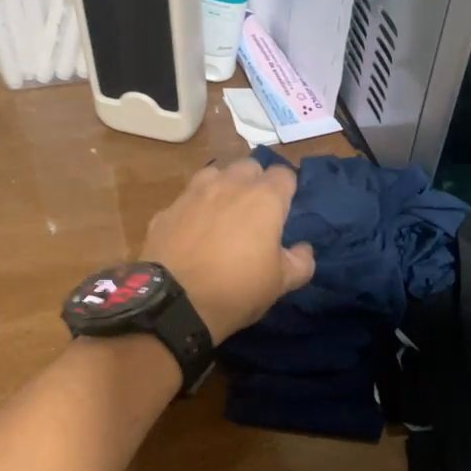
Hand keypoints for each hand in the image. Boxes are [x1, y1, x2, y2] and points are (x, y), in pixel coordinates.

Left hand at [139, 159, 314, 343]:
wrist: (174, 303)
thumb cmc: (237, 289)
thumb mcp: (281, 283)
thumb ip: (301, 261)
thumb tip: (303, 249)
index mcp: (264, 199)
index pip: (285, 174)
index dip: (289, 189)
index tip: (288, 209)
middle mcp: (229, 186)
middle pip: (249, 166)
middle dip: (257, 182)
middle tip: (258, 210)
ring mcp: (194, 194)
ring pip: (215, 173)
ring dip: (224, 186)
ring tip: (225, 211)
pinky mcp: (166, 210)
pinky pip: (188, 199)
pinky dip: (196, 208)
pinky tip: (195, 230)